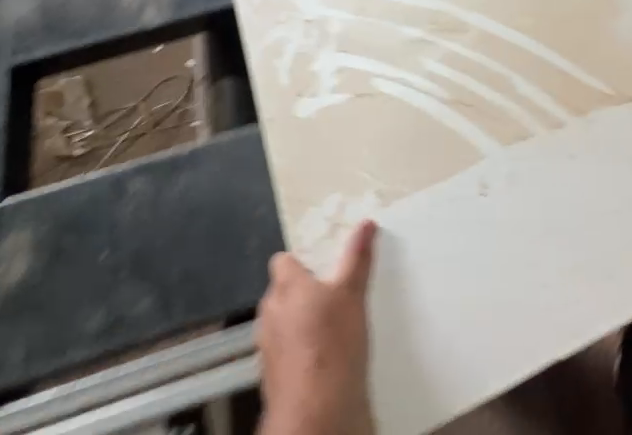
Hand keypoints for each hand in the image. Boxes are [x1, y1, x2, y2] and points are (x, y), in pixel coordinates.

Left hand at [257, 221, 377, 434]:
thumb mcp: (353, 292)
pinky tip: (323, 356)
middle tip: (334, 296)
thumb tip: (365, 223)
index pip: (282, 261)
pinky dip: (298, 349)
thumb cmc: (334, 342)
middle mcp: (269, 312)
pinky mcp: (270, 373)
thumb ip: (357, 257)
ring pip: (281, 322)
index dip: (300, 261)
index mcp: (287, 286)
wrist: (316, 408)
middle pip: (281, 291)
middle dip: (302, 292)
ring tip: (331, 328)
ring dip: (299, 322)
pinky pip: (284, 350)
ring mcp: (266, 345)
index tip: (323, 268)